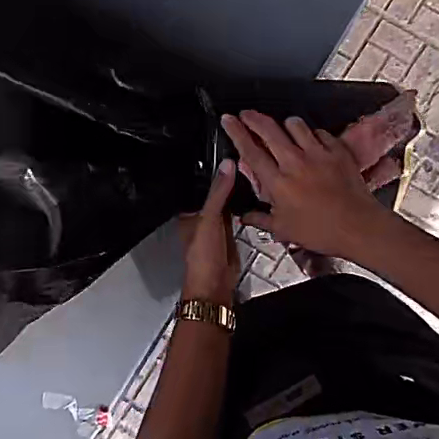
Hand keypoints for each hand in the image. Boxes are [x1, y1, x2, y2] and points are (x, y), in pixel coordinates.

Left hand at [178, 158, 240, 303]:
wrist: (216, 286)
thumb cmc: (202, 257)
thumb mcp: (209, 219)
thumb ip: (218, 193)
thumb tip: (226, 167)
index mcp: (188, 212)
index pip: (198, 185)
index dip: (209, 170)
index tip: (223, 152)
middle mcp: (200, 217)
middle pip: (213, 193)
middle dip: (224, 180)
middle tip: (241, 158)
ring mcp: (216, 226)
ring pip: (226, 202)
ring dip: (235, 192)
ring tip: (248, 171)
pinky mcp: (229, 233)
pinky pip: (236, 214)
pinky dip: (242, 206)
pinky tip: (251, 196)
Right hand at [221, 110, 393, 260]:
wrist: (358, 227)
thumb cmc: (321, 231)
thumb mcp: (284, 230)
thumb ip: (260, 219)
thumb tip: (245, 216)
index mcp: (278, 183)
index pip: (251, 151)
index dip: (237, 132)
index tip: (229, 120)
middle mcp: (296, 163)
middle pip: (269, 130)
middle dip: (254, 118)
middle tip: (246, 113)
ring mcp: (318, 154)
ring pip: (296, 125)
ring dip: (285, 124)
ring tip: (282, 129)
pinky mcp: (338, 152)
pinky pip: (320, 133)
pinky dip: (313, 134)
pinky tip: (312, 142)